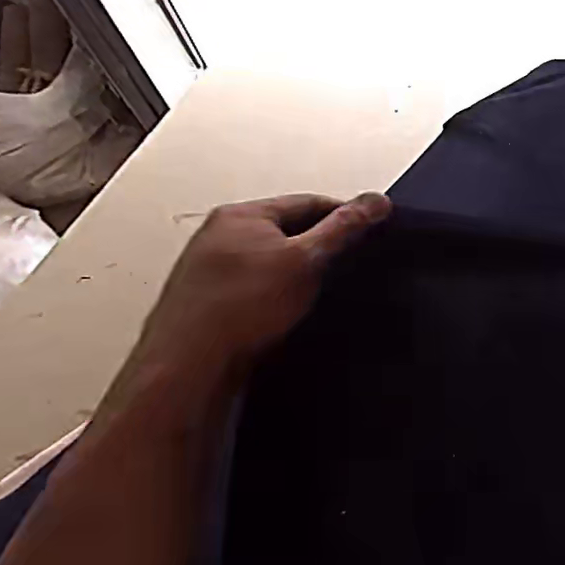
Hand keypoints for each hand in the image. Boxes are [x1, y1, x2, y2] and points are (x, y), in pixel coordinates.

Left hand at [131, 192, 391, 381]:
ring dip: (294, 274)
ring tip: (315, 293)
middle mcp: (220, 235)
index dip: (344, 215)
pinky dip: (275, 295)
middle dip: (317, 247)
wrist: (189, 363)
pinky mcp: (210, 298)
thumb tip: (375, 201)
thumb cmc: (237, 308)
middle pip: (287, 230)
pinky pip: (255, 286)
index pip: (308, 202)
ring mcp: (212, 267)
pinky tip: (285, 313)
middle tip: (344, 264)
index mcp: (241, 214)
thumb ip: (343, 229)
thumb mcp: (306, 261)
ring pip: (270, 260)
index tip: (368, 228)